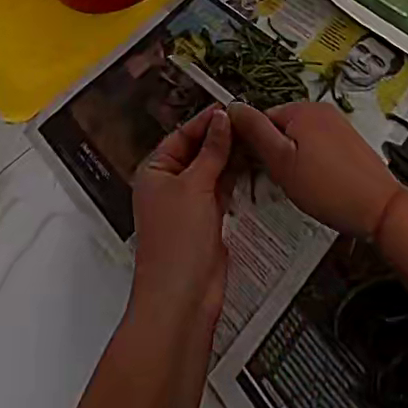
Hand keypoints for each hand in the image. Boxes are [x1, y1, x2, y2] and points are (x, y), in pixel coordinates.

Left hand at [130, 105, 232, 321]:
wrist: (182, 297)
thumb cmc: (175, 245)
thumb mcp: (195, 187)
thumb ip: (211, 152)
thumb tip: (221, 121)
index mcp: (154, 170)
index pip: (181, 135)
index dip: (205, 122)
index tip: (229, 110)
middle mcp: (168, 184)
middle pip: (196, 152)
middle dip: (219, 138)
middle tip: (247, 123)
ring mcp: (187, 204)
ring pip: (210, 171)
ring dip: (229, 158)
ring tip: (253, 140)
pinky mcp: (205, 221)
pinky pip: (220, 192)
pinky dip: (233, 180)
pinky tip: (249, 168)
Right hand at [229, 101, 403, 237]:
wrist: (384, 212)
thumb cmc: (327, 188)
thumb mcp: (281, 161)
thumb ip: (254, 130)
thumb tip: (231, 105)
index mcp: (300, 109)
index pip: (260, 120)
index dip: (255, 146)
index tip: (261, 169)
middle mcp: (319, 109)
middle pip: (280, 127)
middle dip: (276, 152)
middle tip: (284, 180)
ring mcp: (338, 124)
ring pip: (298, 138)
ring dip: (293, 158)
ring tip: (303, 185)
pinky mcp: (350, 141)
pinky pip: (318, 145)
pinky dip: (312, 161)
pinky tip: (319, 183)